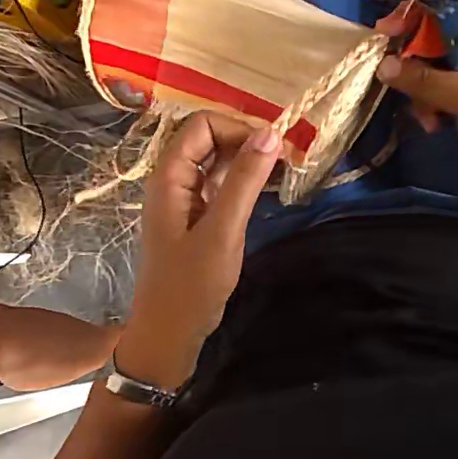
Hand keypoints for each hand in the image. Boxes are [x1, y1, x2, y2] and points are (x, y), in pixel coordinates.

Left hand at [119, 112, 281, 387]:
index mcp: (169, 176)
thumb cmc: (191, 284)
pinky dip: (245, 181)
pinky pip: (222, 184)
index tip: (276, 146)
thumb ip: (244, 180)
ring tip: (285, 171)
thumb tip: (271, 133)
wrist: (170, 333)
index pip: (203, 125)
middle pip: (211, 138)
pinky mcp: (198, 216)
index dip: (239, 128)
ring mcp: (185, 198)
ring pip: (218, 161)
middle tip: (288, 158)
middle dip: (248, 140)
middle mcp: (174, 179)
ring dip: (250, 160)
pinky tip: (269, 188)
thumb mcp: (222, 231)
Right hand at [376, 18, 457, 192]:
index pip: (456, 15)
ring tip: (431, 120)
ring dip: (427, 95)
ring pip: (440, 72)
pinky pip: (446, 92)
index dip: (421, 22)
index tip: (388, 32)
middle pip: (443, 45)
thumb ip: (426, 80)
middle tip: (406, 90)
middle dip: (423, 72)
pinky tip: (436, 125)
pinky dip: (436, 107)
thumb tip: (384, 65)